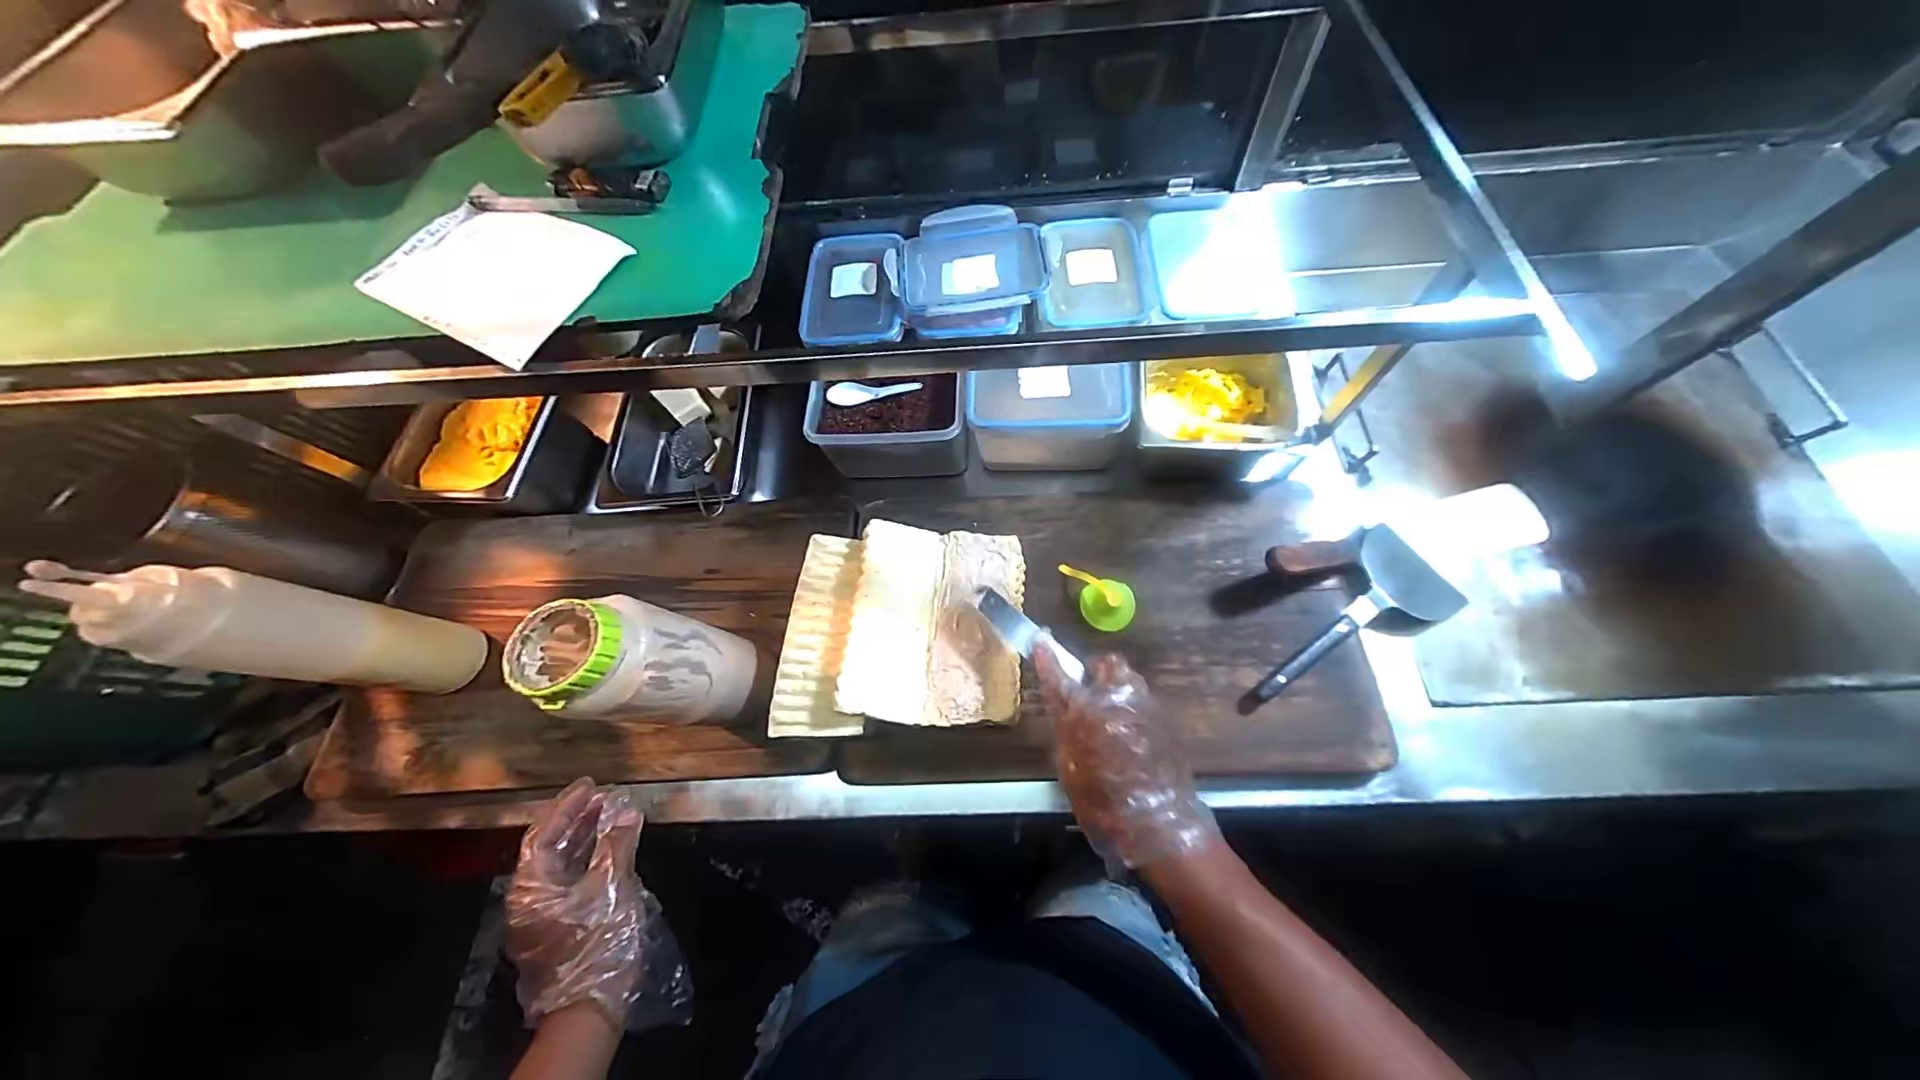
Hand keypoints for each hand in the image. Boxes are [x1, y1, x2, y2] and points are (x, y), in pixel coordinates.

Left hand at [505, 778, 690, 1030]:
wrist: (589, 1009)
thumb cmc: (596, 944)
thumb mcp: (611, 889)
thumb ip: (617, 846)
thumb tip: (626, 811)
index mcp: (532, 889)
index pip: (543, 835)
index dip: (567, 807)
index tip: (592, 785)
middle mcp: (529, 900)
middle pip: (550, 848)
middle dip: (577, 819)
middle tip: (605, 796)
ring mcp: (543, 915)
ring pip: (562, 865)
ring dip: (586, 838)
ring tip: (612, 815)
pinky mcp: (559, 926)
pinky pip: (571, 880)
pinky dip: (590, 859)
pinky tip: (611, 849)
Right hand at [1034, 649, 1220, 871]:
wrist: (1159, 826)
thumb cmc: (1103, 803)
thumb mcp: (1069, 767)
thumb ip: (1066, 729)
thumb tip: (1063, 707)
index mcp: (1085, 712)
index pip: (1060, 677)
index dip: (1049, 659)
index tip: (1041, 642)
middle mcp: (1118, 699)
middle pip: (1106, 664)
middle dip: (1096, 670)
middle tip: (1088, 690)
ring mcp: (1146, 706)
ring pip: (1128, 681)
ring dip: (1115, 689)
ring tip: (1109, 715)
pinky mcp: (1165, 720)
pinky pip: (1142, 701)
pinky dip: (1131, 708)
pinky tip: (1128, 735)